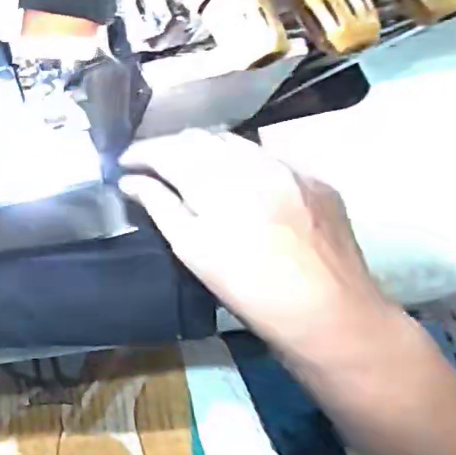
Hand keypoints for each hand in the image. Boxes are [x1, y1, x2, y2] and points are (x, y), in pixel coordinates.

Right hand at [118, 129, 389, 349]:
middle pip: (198, 137)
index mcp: (217, 183)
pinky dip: (240, 161)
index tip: (123, 163)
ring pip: (233, 141)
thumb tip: (129, 180)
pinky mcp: (314, 180)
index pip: (166, 150)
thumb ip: (159, 205)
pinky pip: (266, 156)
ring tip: (188, 168)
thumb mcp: (191, 251)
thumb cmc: (249, 289)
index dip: (139, 152)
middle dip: (168, 146)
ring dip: (203, 149)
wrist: (332, 316)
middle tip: (149, 165)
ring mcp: (289, 168)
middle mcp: (253, 163)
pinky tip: (237, 183)